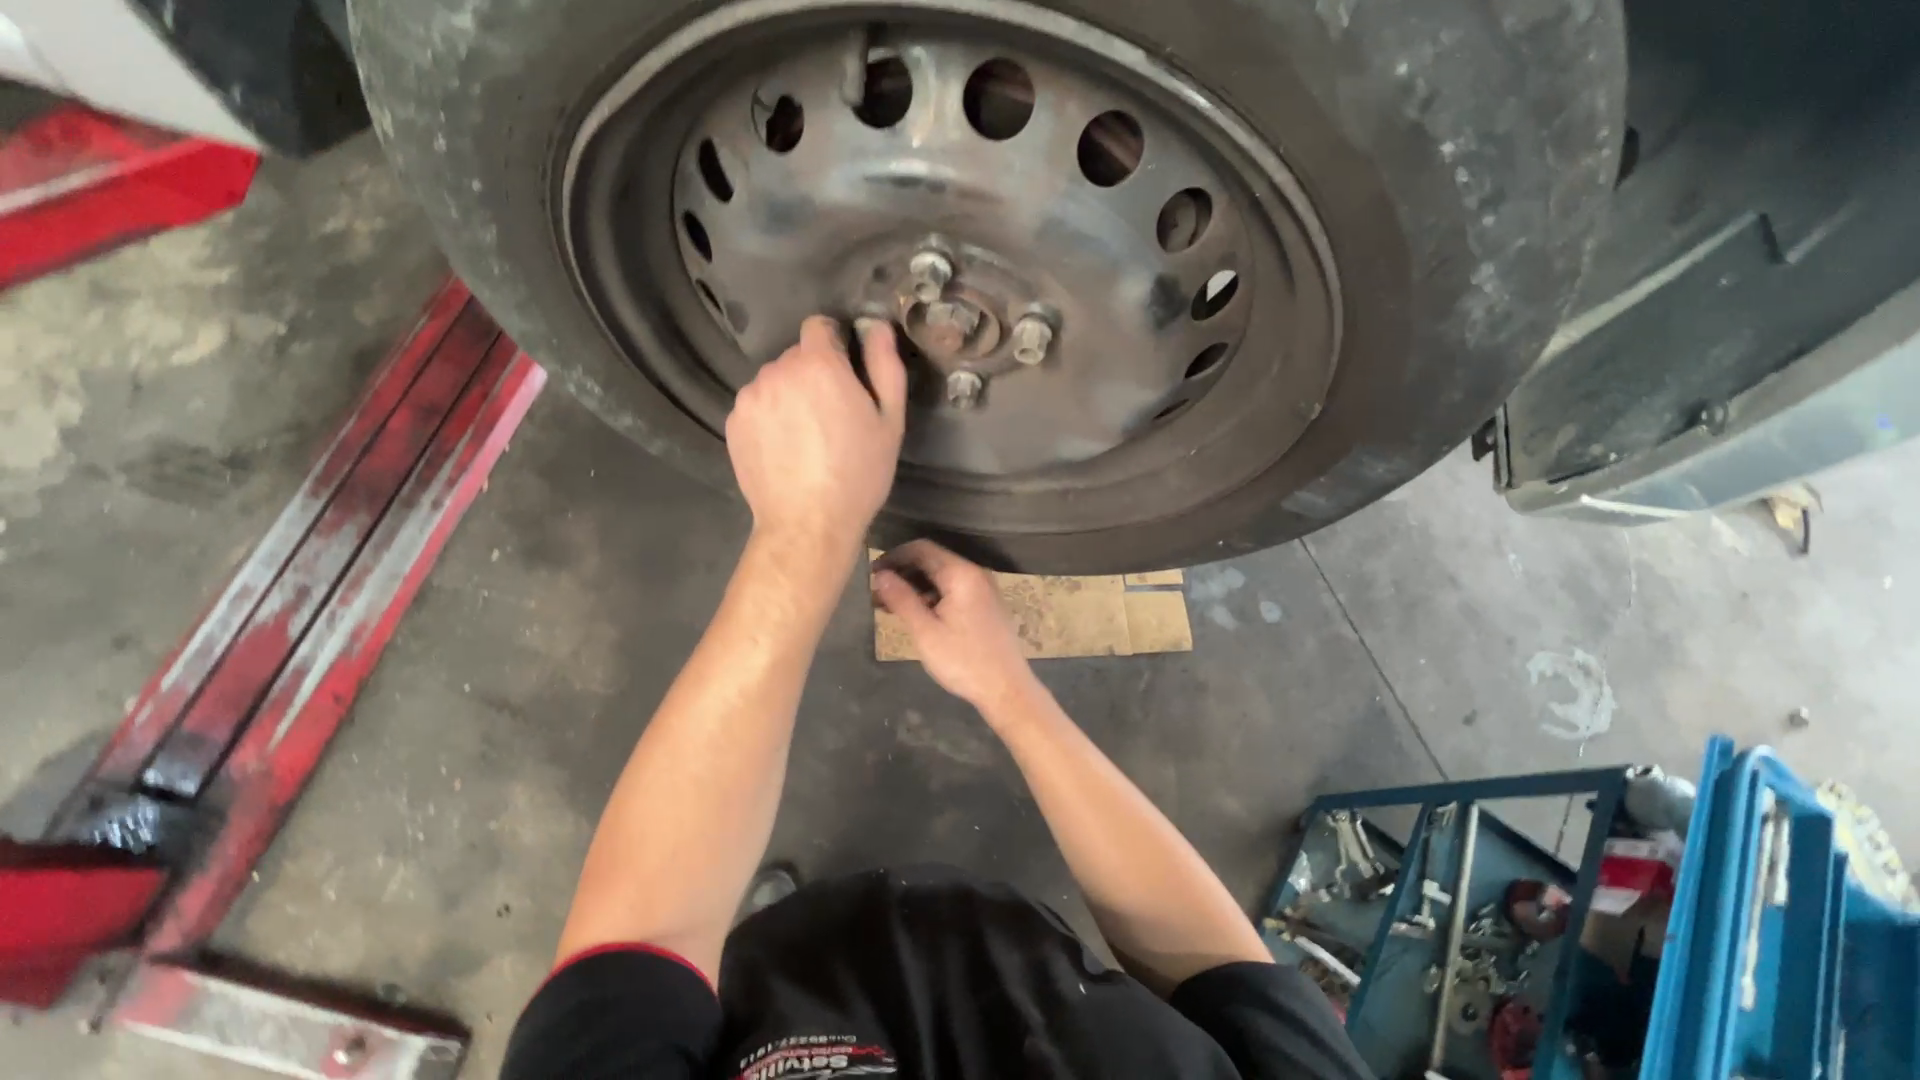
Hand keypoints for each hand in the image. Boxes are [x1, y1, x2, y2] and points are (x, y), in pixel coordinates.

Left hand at [726, 316, 907, 556]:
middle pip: (797, 357)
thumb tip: (877, 325)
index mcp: (818, 364)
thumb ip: (885, 365)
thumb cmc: (857, 474)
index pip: (819, 326)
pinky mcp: (733, 422)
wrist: (807, 524)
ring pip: (775, 382)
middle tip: (833, 417)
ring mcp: (750, 397)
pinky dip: (770, 418)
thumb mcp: (889, 421)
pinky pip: (757, 406)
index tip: (846, 375)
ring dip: (790, 396)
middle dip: (814, 375)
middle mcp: (777, 371)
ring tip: (807, 438)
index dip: (836, 345)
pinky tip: (785, 449)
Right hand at [872, 540, 1037, 713]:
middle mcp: (975, 574)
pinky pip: (953, 590)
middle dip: (903, 573)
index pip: (921, 549)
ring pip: (942, 577)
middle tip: (877, 593)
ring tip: (889, 606)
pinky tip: (915, 614)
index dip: (894, 557)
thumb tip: (880, 575)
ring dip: (915, 586)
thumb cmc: (963, 661)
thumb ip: (901, 599)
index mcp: (961, 575)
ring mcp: (983, 589)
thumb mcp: (926, 632)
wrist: (1006, 689)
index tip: (872, 573)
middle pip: (932, 561)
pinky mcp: (985, 604)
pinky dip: (932, 596)